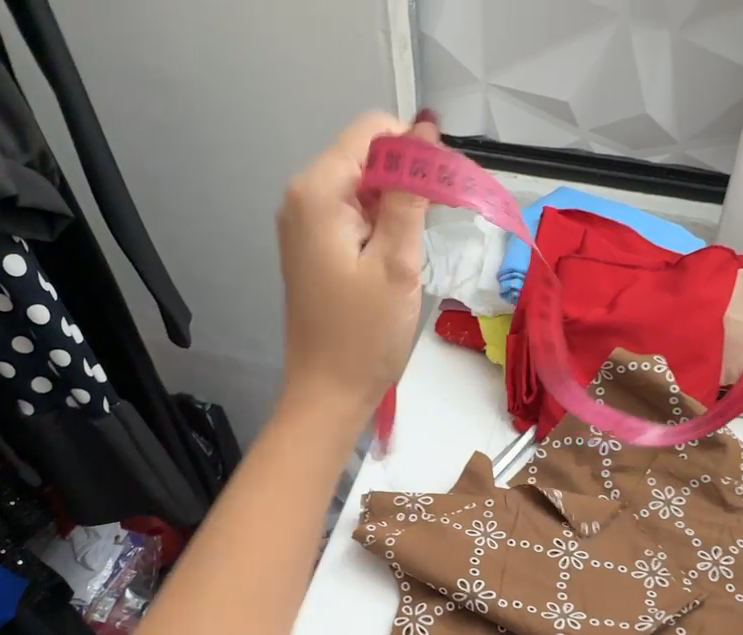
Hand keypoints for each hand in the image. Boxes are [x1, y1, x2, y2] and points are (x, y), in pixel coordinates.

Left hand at [277, 111, 437, 413]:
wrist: (327, 394)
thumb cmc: (364, 336)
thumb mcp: (396, 263)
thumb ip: (409, 193)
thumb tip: (425, 132)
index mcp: (317, 191)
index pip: (372, 131)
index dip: (414, 149)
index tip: (441, 192)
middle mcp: (301, 196)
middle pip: (365, 156)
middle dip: (406, 179)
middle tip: (431, 229)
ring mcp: (303, 223)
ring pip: (362, 187)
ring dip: (395, 207)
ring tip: (411, 254)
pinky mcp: (312, 247)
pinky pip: (351, 215)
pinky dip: (379, 227)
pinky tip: (394, 262)